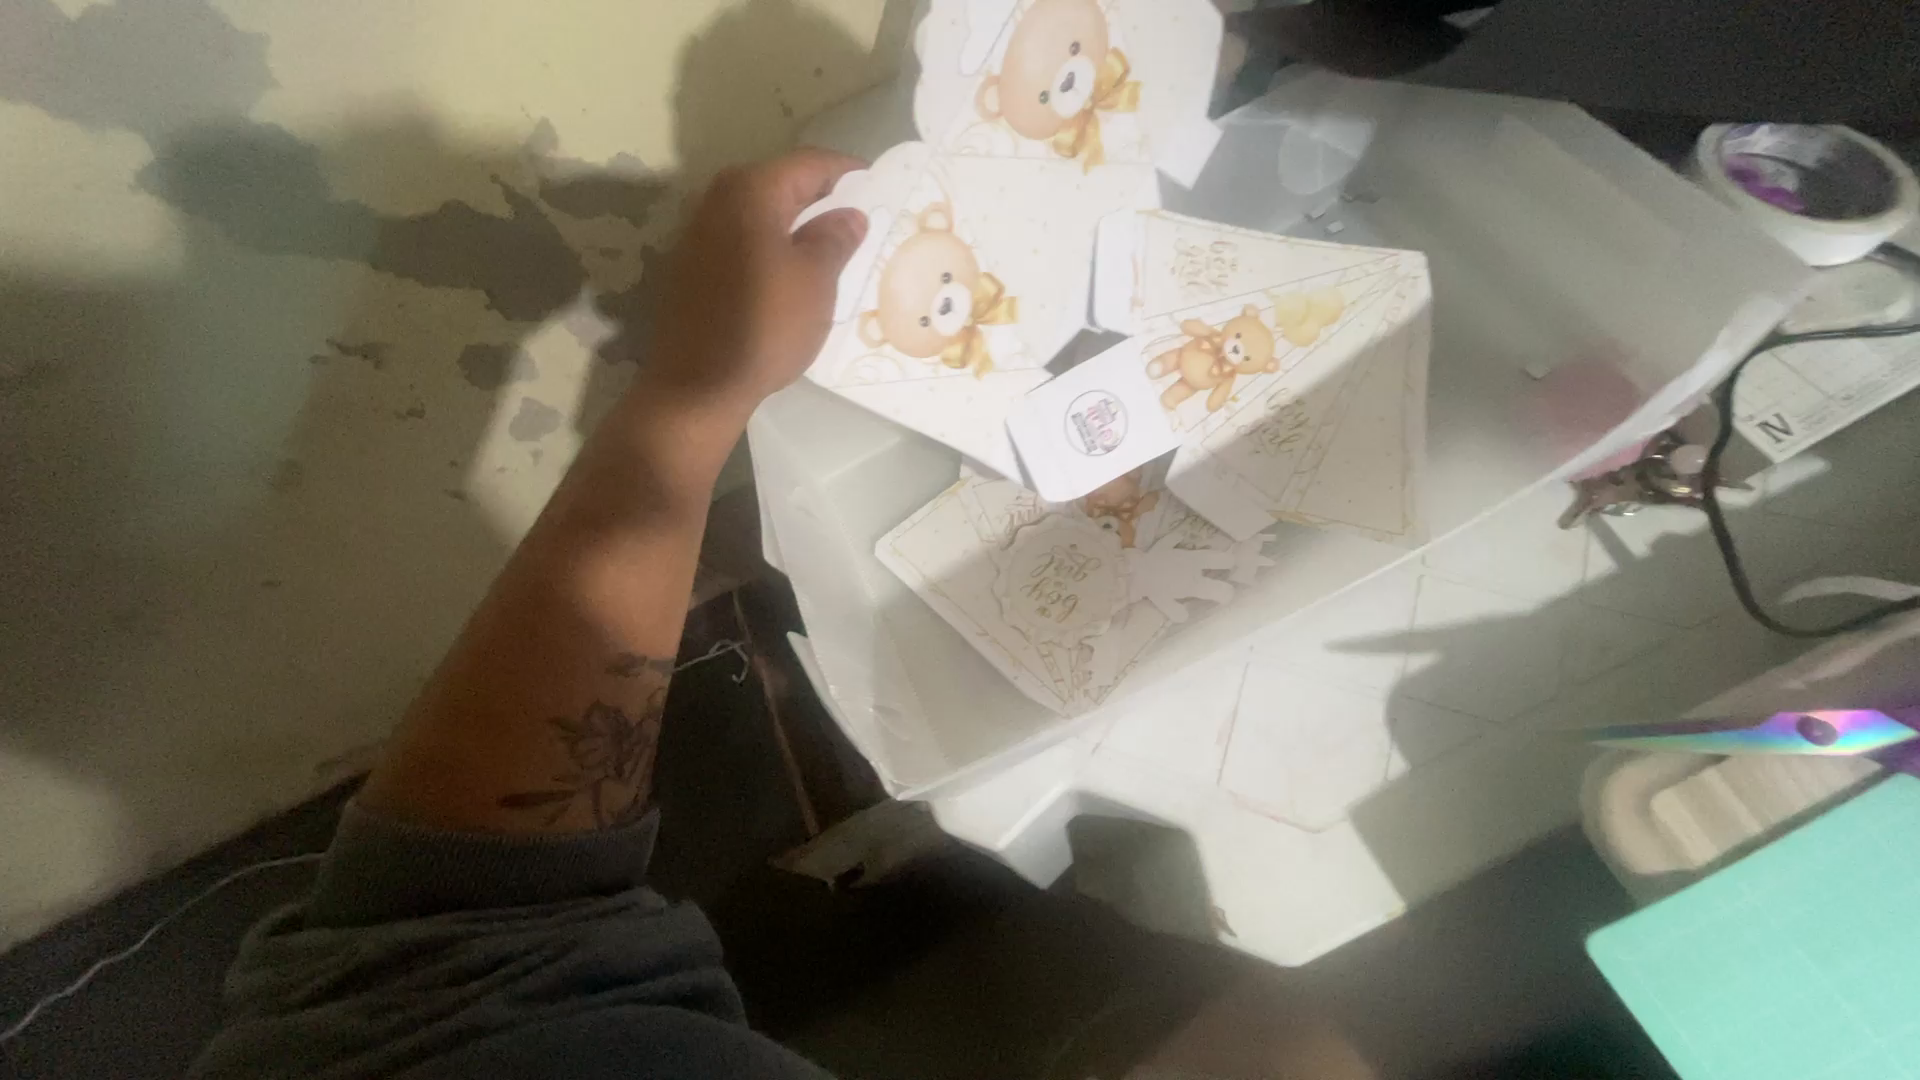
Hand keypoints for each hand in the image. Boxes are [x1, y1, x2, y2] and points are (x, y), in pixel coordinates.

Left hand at [641, 148, 868, 421]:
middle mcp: (719, 201)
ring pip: (762, 217)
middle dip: (822, 200)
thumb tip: (849, 215)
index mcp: (751, 192)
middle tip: (861, 221)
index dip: (847, 173)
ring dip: (798, 228)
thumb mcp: (815, 280)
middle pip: (782, 186)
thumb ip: (835, 238)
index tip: (878, 185)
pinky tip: (795, 276)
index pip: (809, 164)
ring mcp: (701, 236)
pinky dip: (774, 250)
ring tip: (834, 250)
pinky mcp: (695, 270)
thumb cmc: (766, 326)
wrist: (700, 383)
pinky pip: (745, 244)